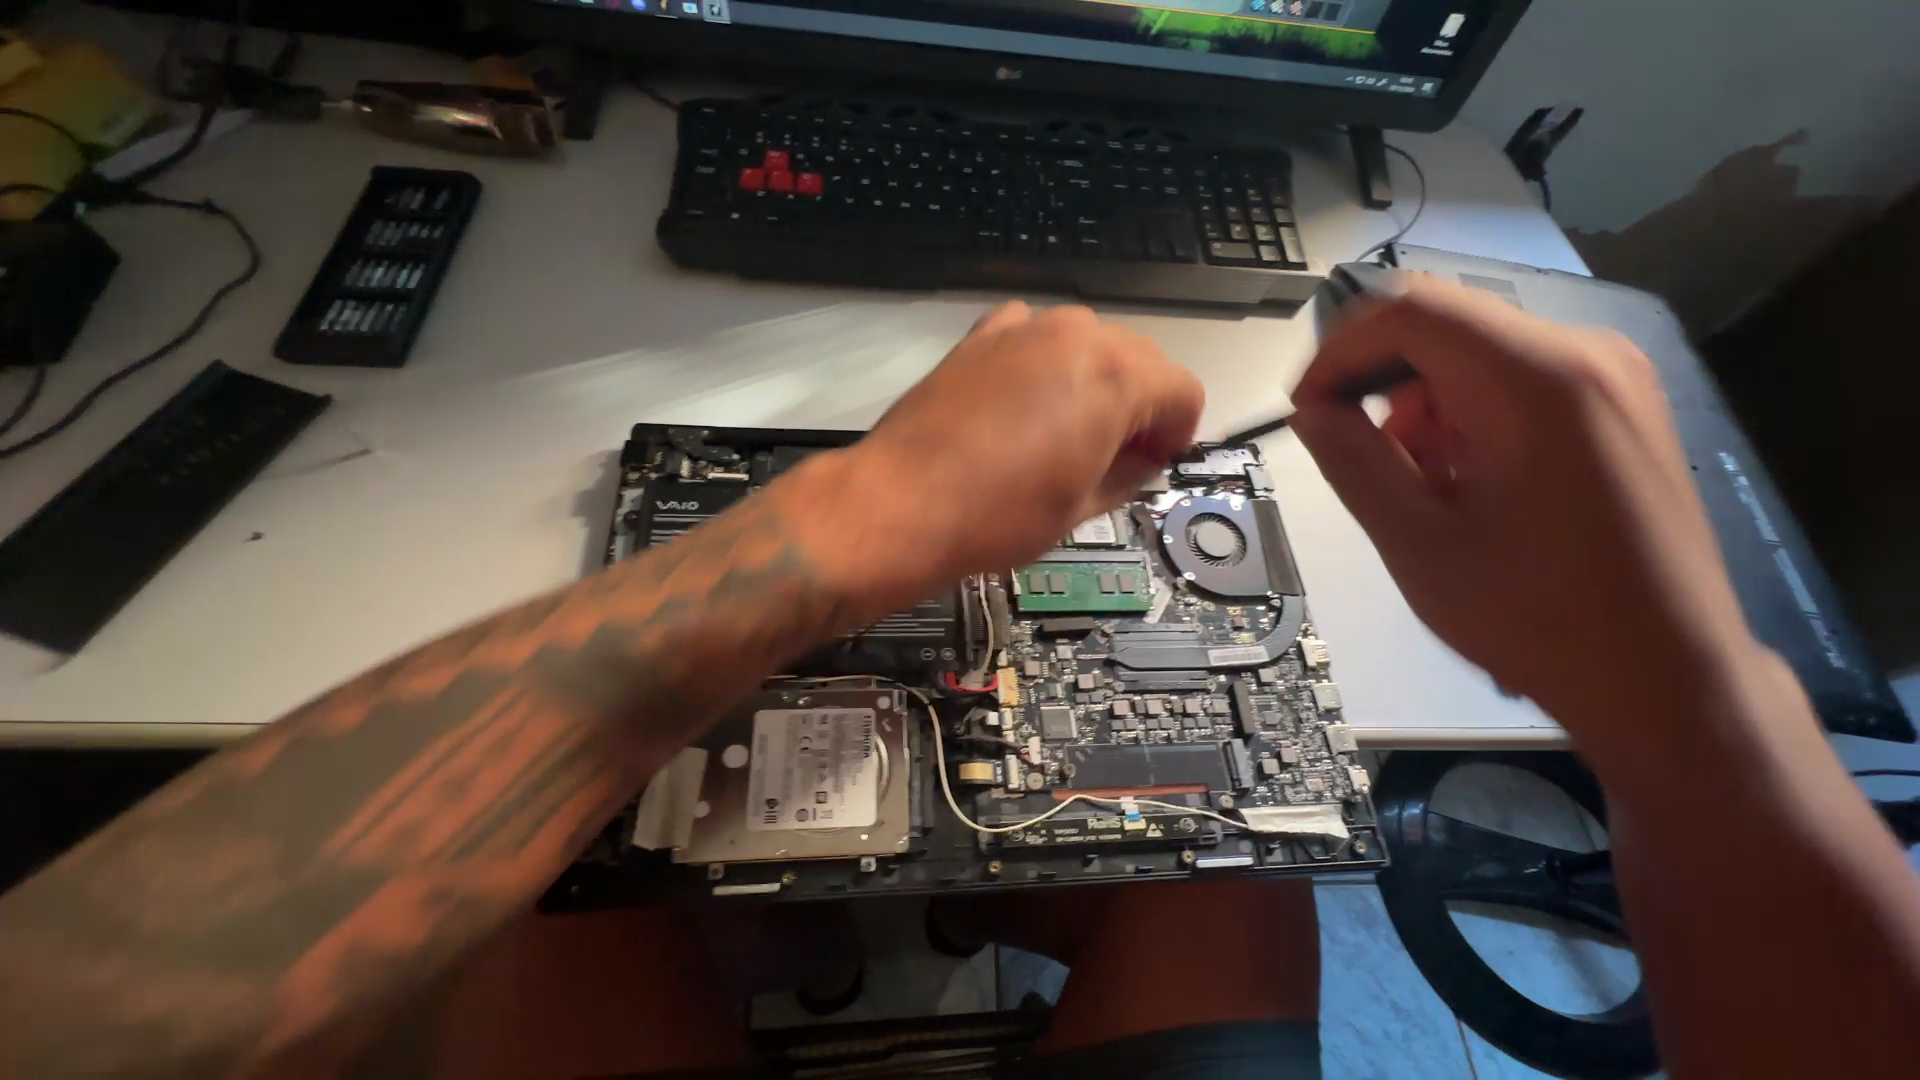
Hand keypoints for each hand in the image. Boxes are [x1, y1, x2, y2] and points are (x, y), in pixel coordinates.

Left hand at [810, 303, 1202, 607]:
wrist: (902, 504)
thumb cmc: (992, 515)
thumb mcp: (1081, 508)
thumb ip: (1129, 473)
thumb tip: (1141, 461)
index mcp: (1116, 379)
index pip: (1182, 390)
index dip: (1177, 432)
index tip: (1154, 460)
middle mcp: (1075, 337)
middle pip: (1141, 359)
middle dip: (1141, 405)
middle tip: (1114, 455)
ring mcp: (1023, 330)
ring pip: (1089, 343)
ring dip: (1094, 381)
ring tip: (1066, 433)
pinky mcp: (981, 337)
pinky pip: (1034, 337)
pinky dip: (1044, 364)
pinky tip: (1026, 406)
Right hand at [1287, 276, 1768, 759]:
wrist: (1661, 676)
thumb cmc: (1533, 615)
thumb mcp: (1413, 539)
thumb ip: (1351, 459)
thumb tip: (1313, 411)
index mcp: (1535, 381)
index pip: (1409, 312)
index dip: (1339, 351)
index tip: (1306, 409)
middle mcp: (1586, 357)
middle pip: (1444, 325)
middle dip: (1379, 380)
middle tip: (1352, 448)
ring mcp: (1613, 379)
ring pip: (1476, 351)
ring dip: (1421, 403)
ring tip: (1417, 481)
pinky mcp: (1619, 407)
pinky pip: (1516, 379)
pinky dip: (1465, 414)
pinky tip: (1463, 479)